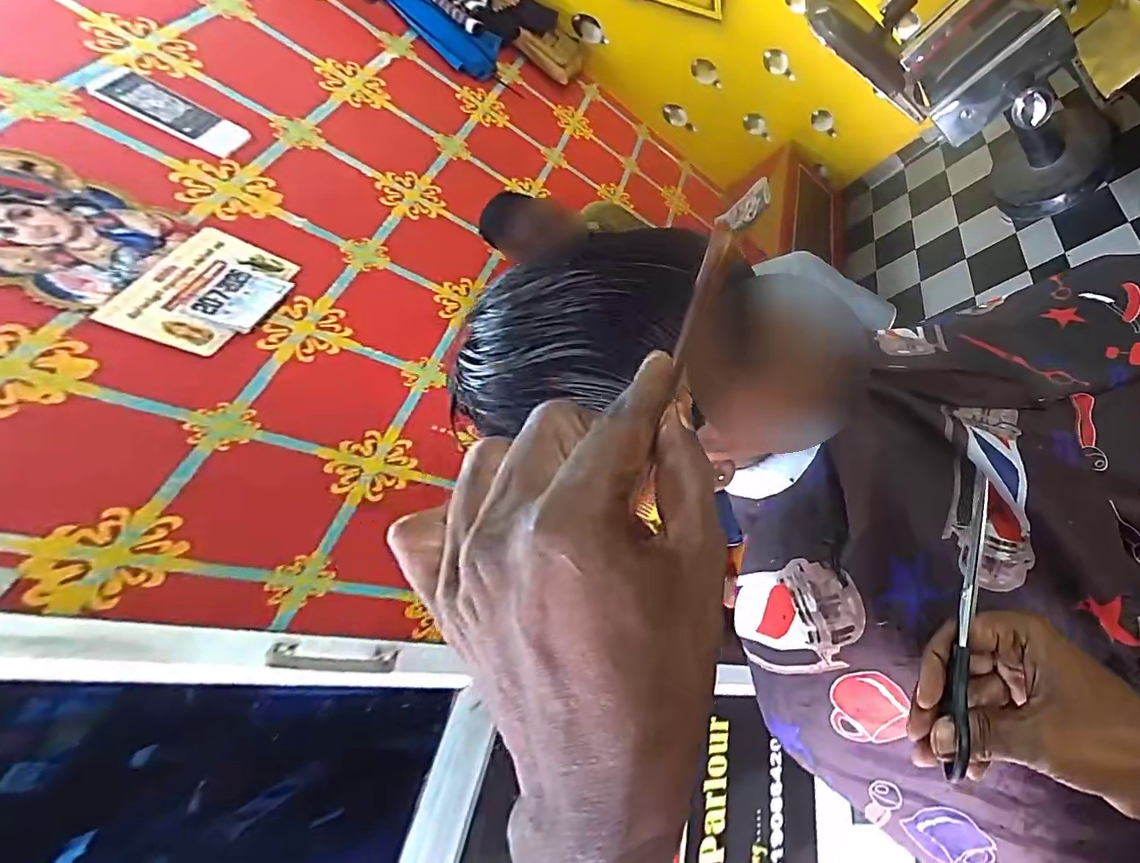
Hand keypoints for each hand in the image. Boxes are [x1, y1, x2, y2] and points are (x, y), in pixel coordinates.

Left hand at [388, 351, 725, 862]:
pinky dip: (481, 502)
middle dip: (600, 431)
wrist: (603, 769)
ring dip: (544, 460)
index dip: (650, 391)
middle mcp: (504, 530)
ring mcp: (461, 562)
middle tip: (635, 470)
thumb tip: (671, 423)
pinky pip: (440, 513)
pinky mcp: (442, 593)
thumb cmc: (666, 664)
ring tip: (580, 498)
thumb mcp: (700, 562)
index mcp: (575, 523)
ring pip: (493, 456)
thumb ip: (688, 475)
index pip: (616, 427)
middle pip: (550, 425)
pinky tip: (518, 527)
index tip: (664, 369)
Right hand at [908, 612, 1139, 862]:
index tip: (923, 701)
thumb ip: (982, 733)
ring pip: (977, 697)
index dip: (938, 663)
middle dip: (941, 703)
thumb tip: (934, 738)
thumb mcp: (1036, 735)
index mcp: (1023, 635)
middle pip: (966, 667)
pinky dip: (978, 740)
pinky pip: (994, 720)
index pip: (965, 633)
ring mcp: (1027, 684)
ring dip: (955, 727)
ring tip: (931, 760)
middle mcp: (1020, 652)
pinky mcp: (1035, 714)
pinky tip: (966, 768)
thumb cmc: (1100, 735)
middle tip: (917, 738)